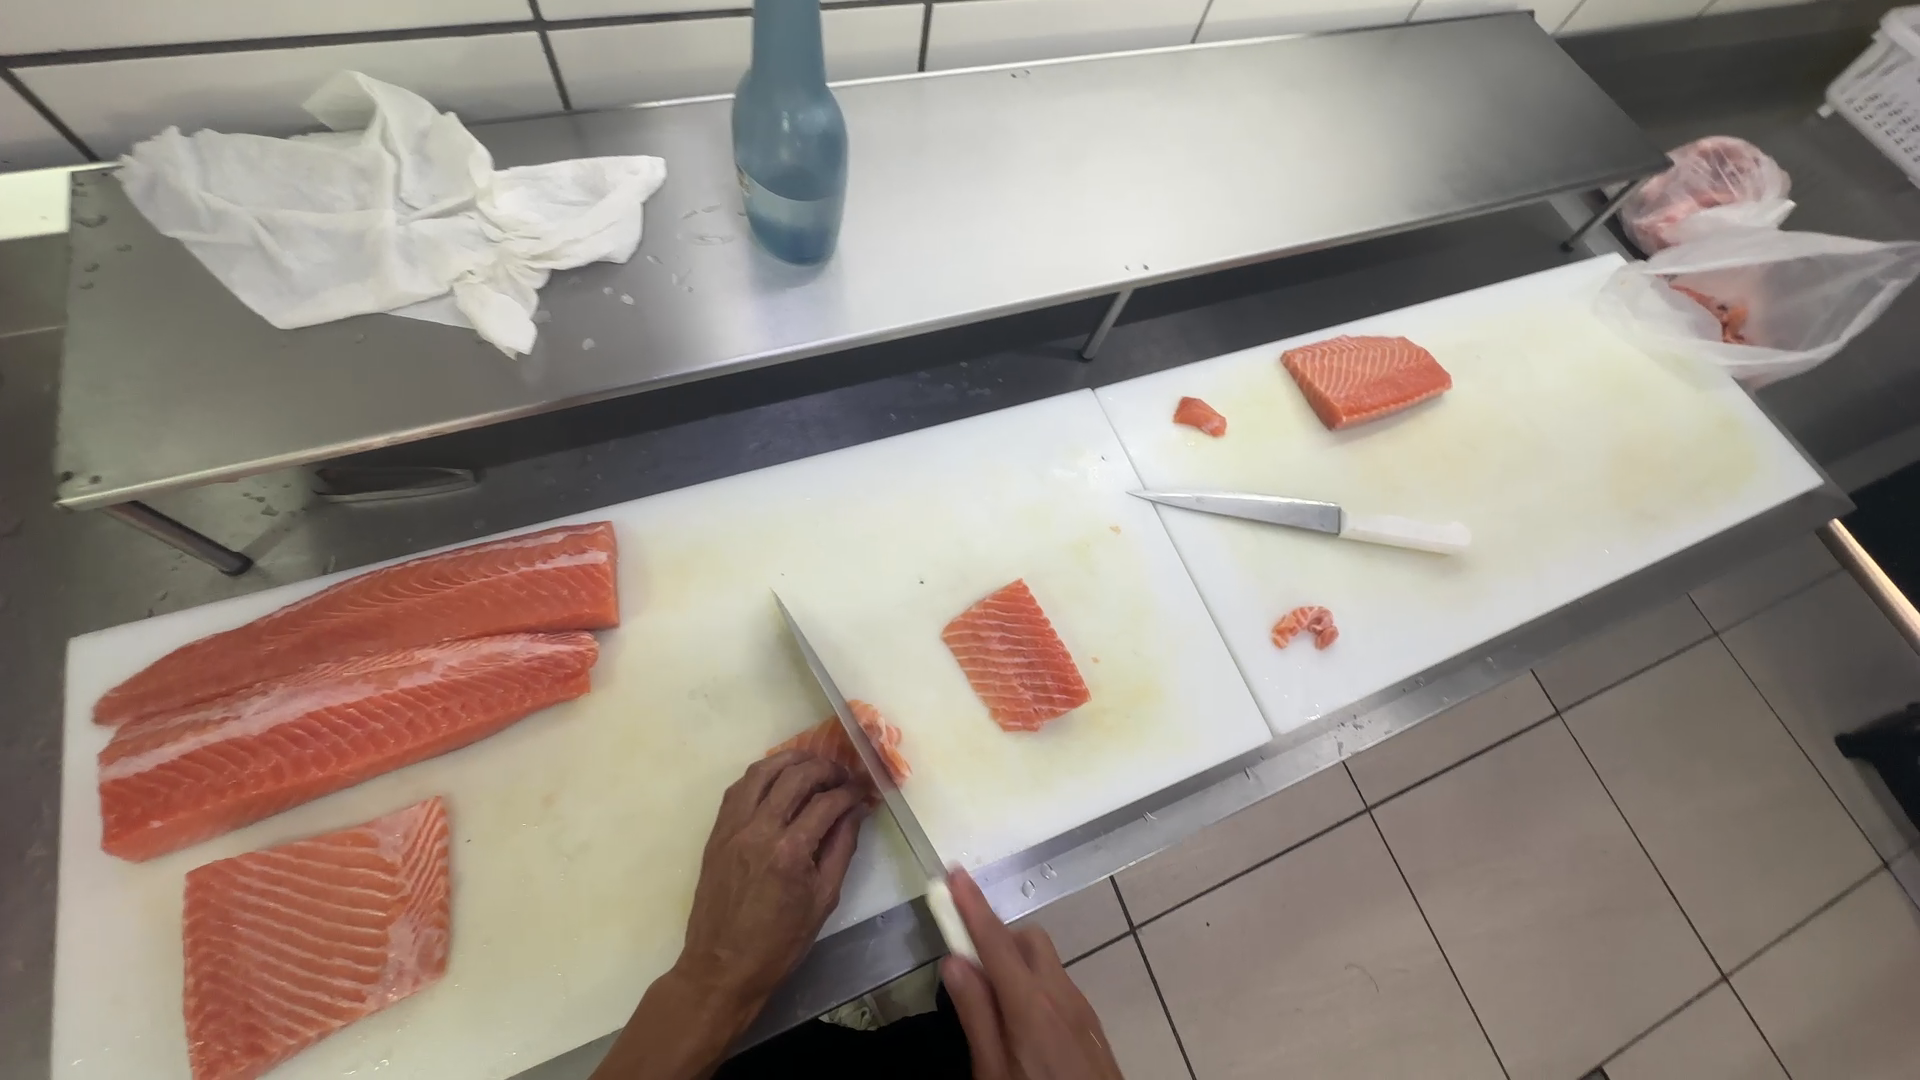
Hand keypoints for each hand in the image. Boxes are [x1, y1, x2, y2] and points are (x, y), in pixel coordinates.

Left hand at [592, 750, 867, 1079]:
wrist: (721, 969)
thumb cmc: (779, 943)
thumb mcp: (824, 899)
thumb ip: (842, 848)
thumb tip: (856, 811)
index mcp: (790, 852)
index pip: (828, 803)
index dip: (851, 792)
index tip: (863, 791)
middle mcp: (759, 830)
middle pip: (797, 776)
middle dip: (826, 769)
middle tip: (842, 776)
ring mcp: (733, 828)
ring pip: (763, 771)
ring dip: (792, 760)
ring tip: (813, 763)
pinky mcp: (717, 832)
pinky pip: (739, 787)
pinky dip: (762, 774)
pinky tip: (779, 778)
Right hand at [941, 870, 1125, 1079]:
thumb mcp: (992, 1074)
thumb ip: (976, 1015)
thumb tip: (955, 960)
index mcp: (1030, 1003)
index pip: (995, 939)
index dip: (972, 903)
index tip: (955, 873)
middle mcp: (1061, 993)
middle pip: (1028, 940)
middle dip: (998, 939)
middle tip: (972, 969)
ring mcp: (1081, 1008)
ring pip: (1046, 962)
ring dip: (1017, 964)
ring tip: (995, 1007)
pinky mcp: (1092, 1025)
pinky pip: (1059, 986)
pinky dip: (1036, 986)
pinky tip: (1025, 1027)